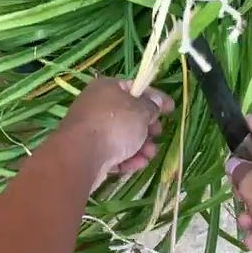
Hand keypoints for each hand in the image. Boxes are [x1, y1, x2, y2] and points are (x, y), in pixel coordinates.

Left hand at [52, 77, 172, 186]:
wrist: (81, 154)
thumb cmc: (115, 124)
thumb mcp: (140, 111)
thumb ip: (151, 106)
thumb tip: (156, 101)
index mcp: (107, 87)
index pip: (135, 87)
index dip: (155, 97)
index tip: (171, 108)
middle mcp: (96, 105)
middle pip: (128, 114)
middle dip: (147, 126)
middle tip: (158, 134)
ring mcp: (91, 128)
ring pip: (122, 136)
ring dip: (140, 145)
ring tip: (150, 154)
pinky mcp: (89, 151)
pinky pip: (113, 152)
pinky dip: (127, 157)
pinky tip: (138, 164)